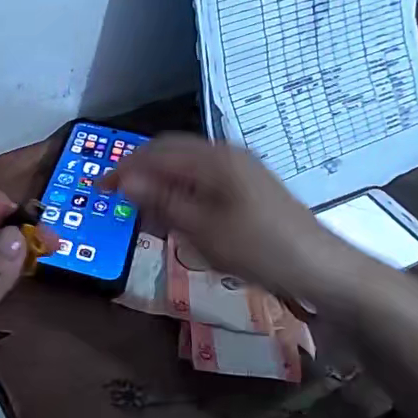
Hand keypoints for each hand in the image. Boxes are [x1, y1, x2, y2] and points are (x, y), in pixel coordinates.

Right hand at [103, 134, 349, 299]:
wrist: (318, 266)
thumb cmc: (259, 249)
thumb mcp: (203, 230)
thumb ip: (162, 201)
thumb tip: (125, 181)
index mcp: (214, 159)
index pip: (156, 152)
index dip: (124, 168)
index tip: (99, 187)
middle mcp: (227, 153)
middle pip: (171, 151)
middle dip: (141, 170)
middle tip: (118, 196)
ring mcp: (241, 166)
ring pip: (188, 164)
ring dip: (161, 179)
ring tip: (144, 207)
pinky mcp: (249, 182)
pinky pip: (204, 176)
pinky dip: (183, 188)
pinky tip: (179, 211)